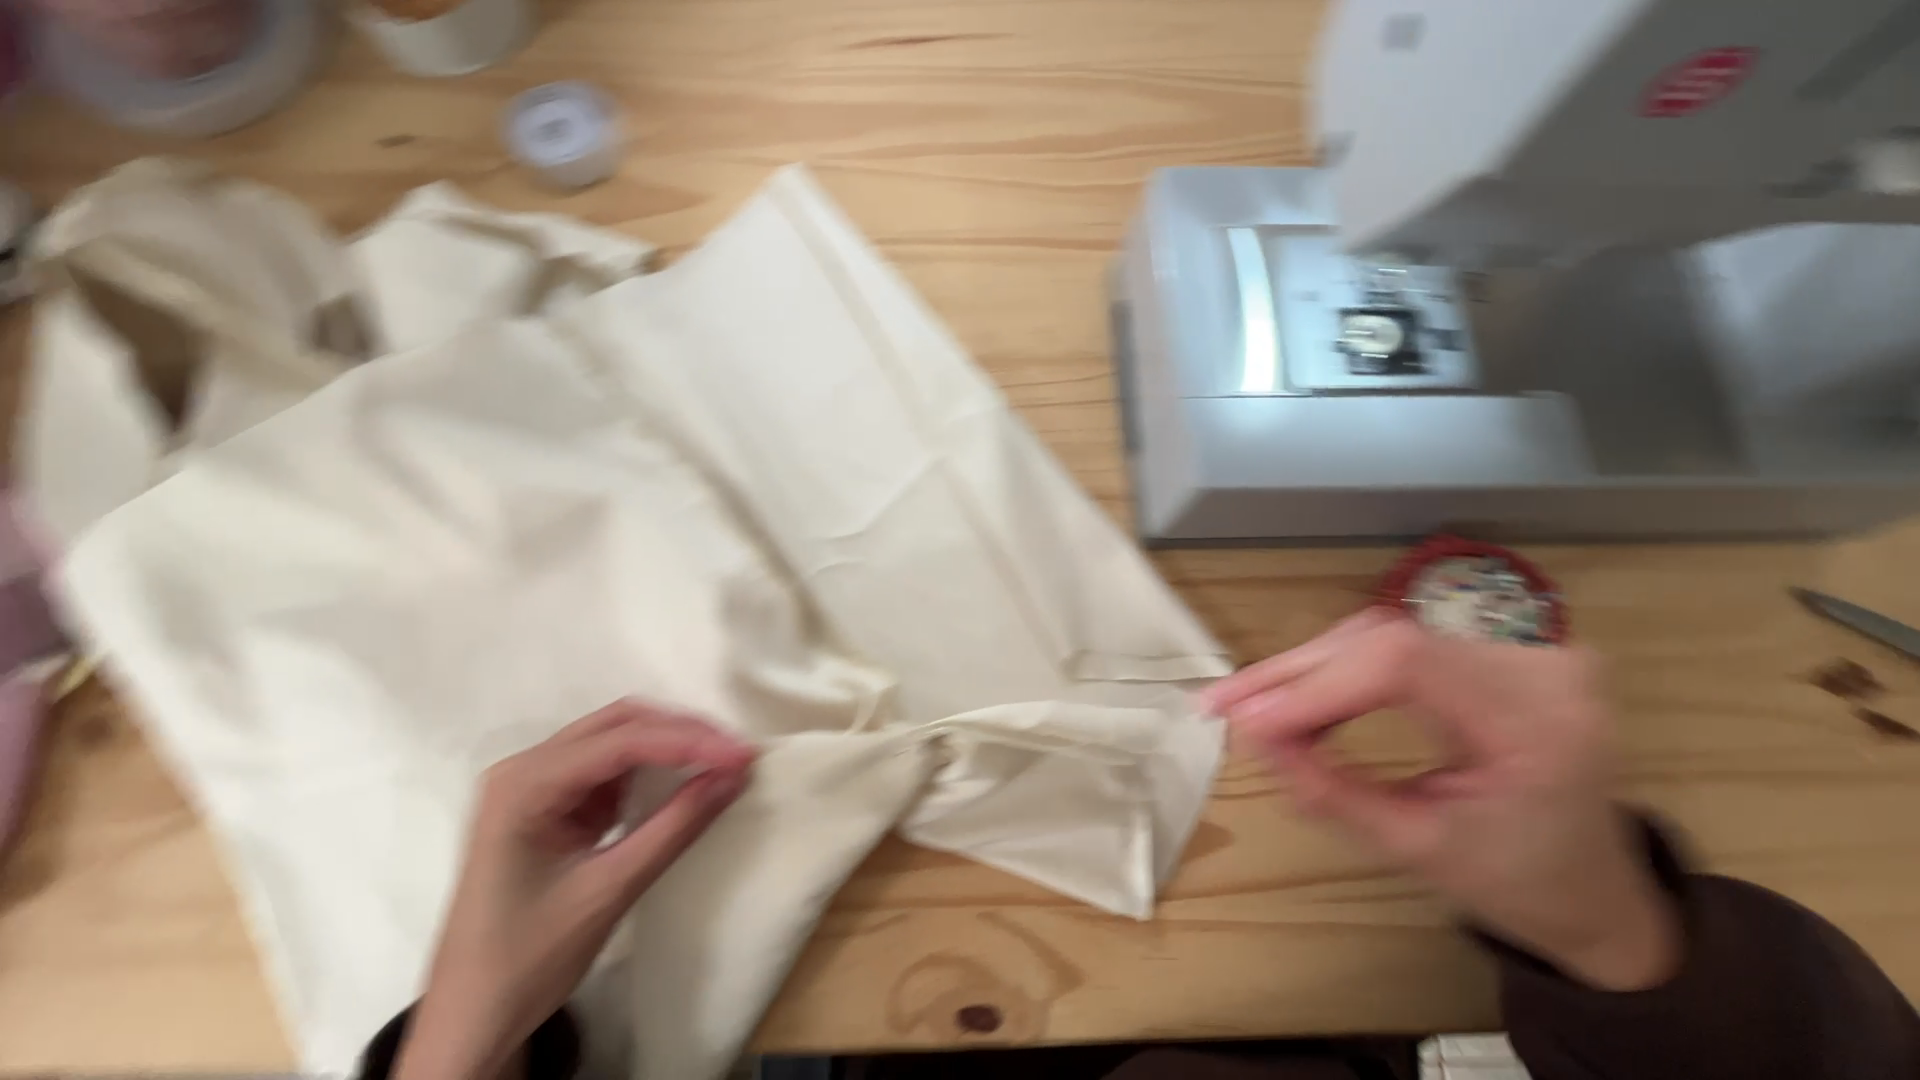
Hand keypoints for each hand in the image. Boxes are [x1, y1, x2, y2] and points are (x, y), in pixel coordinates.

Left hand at [393, 701, 757, 1079]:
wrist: (471, 1018)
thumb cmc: (529, 958)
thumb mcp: (610, 890)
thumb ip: (675, 827)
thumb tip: (734, 776)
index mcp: (524, 784)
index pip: (622, 742)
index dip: (689, 742)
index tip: (744, 756)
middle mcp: (525, 768)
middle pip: (618, 724)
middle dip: (682, 733)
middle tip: (736, 754)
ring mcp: (536, 784)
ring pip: (616, 739)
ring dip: (671, 745)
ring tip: (721, 761)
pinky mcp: (551, 803)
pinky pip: (609, 768)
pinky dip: (652, 768)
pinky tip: (685, 778)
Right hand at [1202, 608, 1678, 990]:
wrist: (1592, 885)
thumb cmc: (1513, 881)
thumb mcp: (1413, 846)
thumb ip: (1326, 787)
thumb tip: (1248, 731)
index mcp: (1537, 721)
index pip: (1401, 664)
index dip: (1313, 684)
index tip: (1242, 720)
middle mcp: (1537, 661)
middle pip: (1383, 638)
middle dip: (1293, 672)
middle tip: (1220, 702)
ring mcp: (1524, 645)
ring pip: (1380, 632)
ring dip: (1309, 667)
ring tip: (1252, 704)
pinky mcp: (1500, 645)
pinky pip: (1399, 640)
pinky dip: (1340, 666)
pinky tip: (1304, 692)